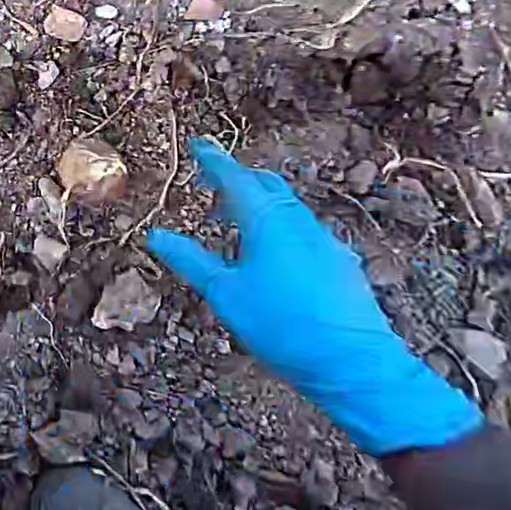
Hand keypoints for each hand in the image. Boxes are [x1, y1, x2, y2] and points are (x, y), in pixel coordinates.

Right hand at [146, 140, 480, 456]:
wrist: (355, 365)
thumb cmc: (280, 324)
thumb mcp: (224, 292)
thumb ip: (189, 259)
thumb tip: (155, 235)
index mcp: (267, 221)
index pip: (235, 178)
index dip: (213, 160)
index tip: (197, 144)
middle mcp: (298, 222)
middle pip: (265, 184)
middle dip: (235, 179)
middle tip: (208, 186)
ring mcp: (324, 240)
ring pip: (285, 205)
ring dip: (256, 203)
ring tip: (230, 223)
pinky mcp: (339, 261)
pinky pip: (301, 227)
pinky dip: (277, 224)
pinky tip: (268, 252)